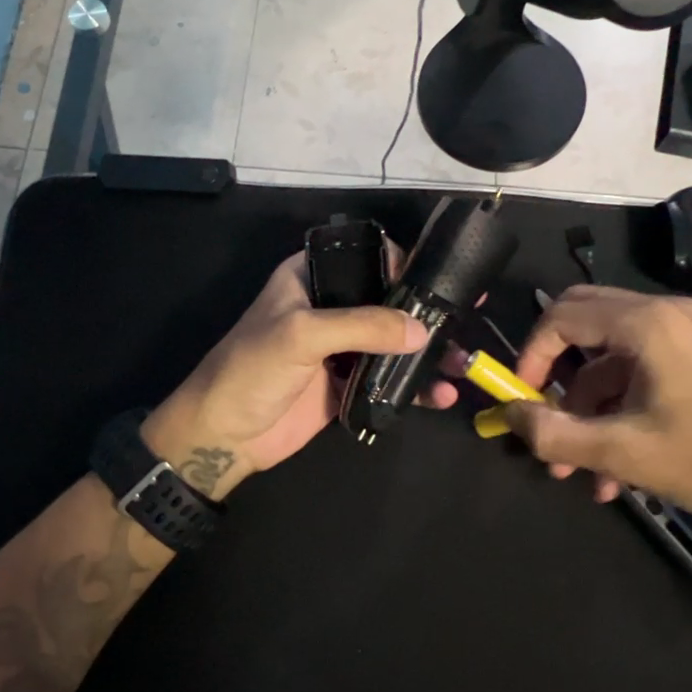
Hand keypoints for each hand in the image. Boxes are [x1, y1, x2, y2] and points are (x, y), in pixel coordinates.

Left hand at [141, 252, 456, 499]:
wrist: (224, 436)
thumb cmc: (252, 370)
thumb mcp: (302, 335)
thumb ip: (363, 325)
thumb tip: (422, 330)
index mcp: (311, 277)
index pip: (365, 255)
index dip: (402, 260)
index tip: (440, 275)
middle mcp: (330, 306)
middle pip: (387, 298)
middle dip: (427, 308)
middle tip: (467, 314)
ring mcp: (341, 348)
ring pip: (394, 341)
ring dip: (428, 351)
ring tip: (462, 362)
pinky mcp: (348, 385)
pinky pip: (390, 379)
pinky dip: (416, 386)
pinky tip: (442, 395)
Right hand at [507, 285, 691, 556]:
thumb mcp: (622, 454)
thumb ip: (554, 433)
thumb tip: (509, 416)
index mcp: (648, 324)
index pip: (561, 316)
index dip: (530, 357)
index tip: (520, 401)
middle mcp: (667, 314)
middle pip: (583, 321)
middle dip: (555, 374)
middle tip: (542, 414)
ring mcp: (688, 335)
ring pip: (610, 356)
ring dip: (586, 407)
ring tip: (575, 468)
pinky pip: (639, 371)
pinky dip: (617, 410)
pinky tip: (612, 472)